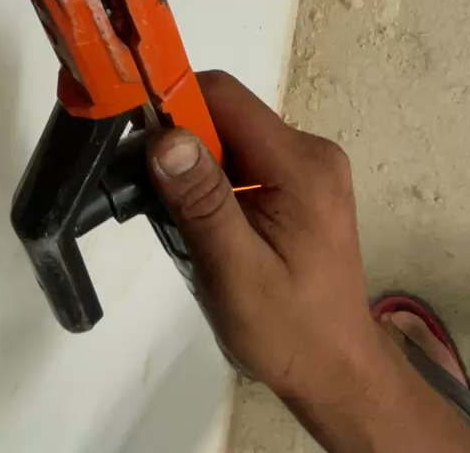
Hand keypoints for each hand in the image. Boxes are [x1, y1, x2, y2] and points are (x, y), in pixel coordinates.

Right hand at [146, 71, 380, 401]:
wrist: (336, 374)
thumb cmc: (287, 330)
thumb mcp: (235, 271)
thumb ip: (201, 201)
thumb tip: (165, 136)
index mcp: (300, 165)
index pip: (222, 96)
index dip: (173, 102)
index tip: (134, 135)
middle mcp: (308, 150)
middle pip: (223, 111)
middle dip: (179, 140)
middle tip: (152, 189)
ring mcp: (305, 165)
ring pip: (226, 132)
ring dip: (192, 162)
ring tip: (178, 212)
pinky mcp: (296, 180)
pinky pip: (237, 154)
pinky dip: (208, 176)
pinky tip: (202, 217)